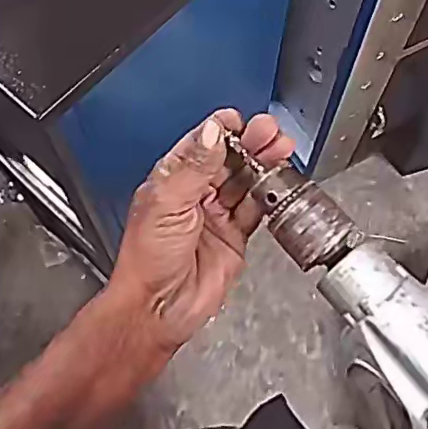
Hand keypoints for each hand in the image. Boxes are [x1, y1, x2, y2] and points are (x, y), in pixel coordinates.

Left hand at [105, 109, 295, 352]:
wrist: (157, 309)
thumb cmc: (146, 259)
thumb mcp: (168, 203)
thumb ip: (195, 167)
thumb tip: (212, 132)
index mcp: (172, 179)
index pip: (201, 144)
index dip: (220, 129)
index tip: (239, 120)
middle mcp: (194, 193)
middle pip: (228, 159)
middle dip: (250, 142)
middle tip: (269, 131)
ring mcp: (215, 214)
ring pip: (245, 180)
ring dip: (263, 164)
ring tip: (281, 148)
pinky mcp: (233, 236)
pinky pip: (255, 210)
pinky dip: (269, 196)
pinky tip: (278, 183)